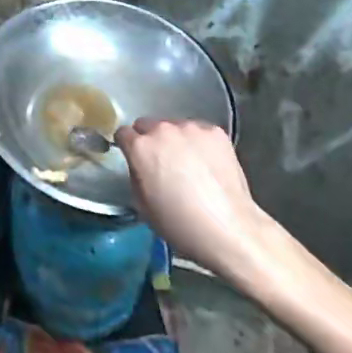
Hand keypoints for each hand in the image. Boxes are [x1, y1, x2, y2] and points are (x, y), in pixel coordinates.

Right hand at [114, 118, 271, 277]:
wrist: (228, 228)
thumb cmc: (180, 225)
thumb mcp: (143, 206)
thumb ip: (136, 175)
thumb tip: (140, 165)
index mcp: (141, 148)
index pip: (123, 133)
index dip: (127, 146)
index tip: (134, 158)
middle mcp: (163, 130)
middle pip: (147, 124)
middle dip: (150, 140)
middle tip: (162, 164)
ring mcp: (191, 127)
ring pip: (175, 127)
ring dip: (175, 140)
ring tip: (189, 165)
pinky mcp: (215, 131)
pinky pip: (198, 131)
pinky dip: (199, 142)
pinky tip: (208, 164)